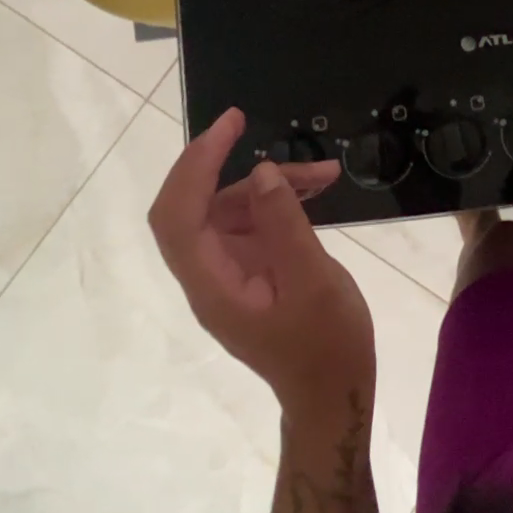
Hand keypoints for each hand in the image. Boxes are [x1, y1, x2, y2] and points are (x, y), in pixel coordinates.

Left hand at [148, 108, 374, 416]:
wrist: (334, 390)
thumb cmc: (326, 344)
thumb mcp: (313, 282)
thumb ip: (285, 226)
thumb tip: (261, 173)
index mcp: (212, 284)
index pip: (178, 216)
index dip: (194, 166)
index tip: (229, 127)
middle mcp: (211, 274)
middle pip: (194, 206)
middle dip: (217, 162)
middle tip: (244, 122)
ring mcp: (232, 271)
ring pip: (232, 209)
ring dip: (272, 182)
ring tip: (326, 171)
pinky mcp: (256, 269)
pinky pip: (258, 221)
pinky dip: (283, 199)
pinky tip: (320, 186)